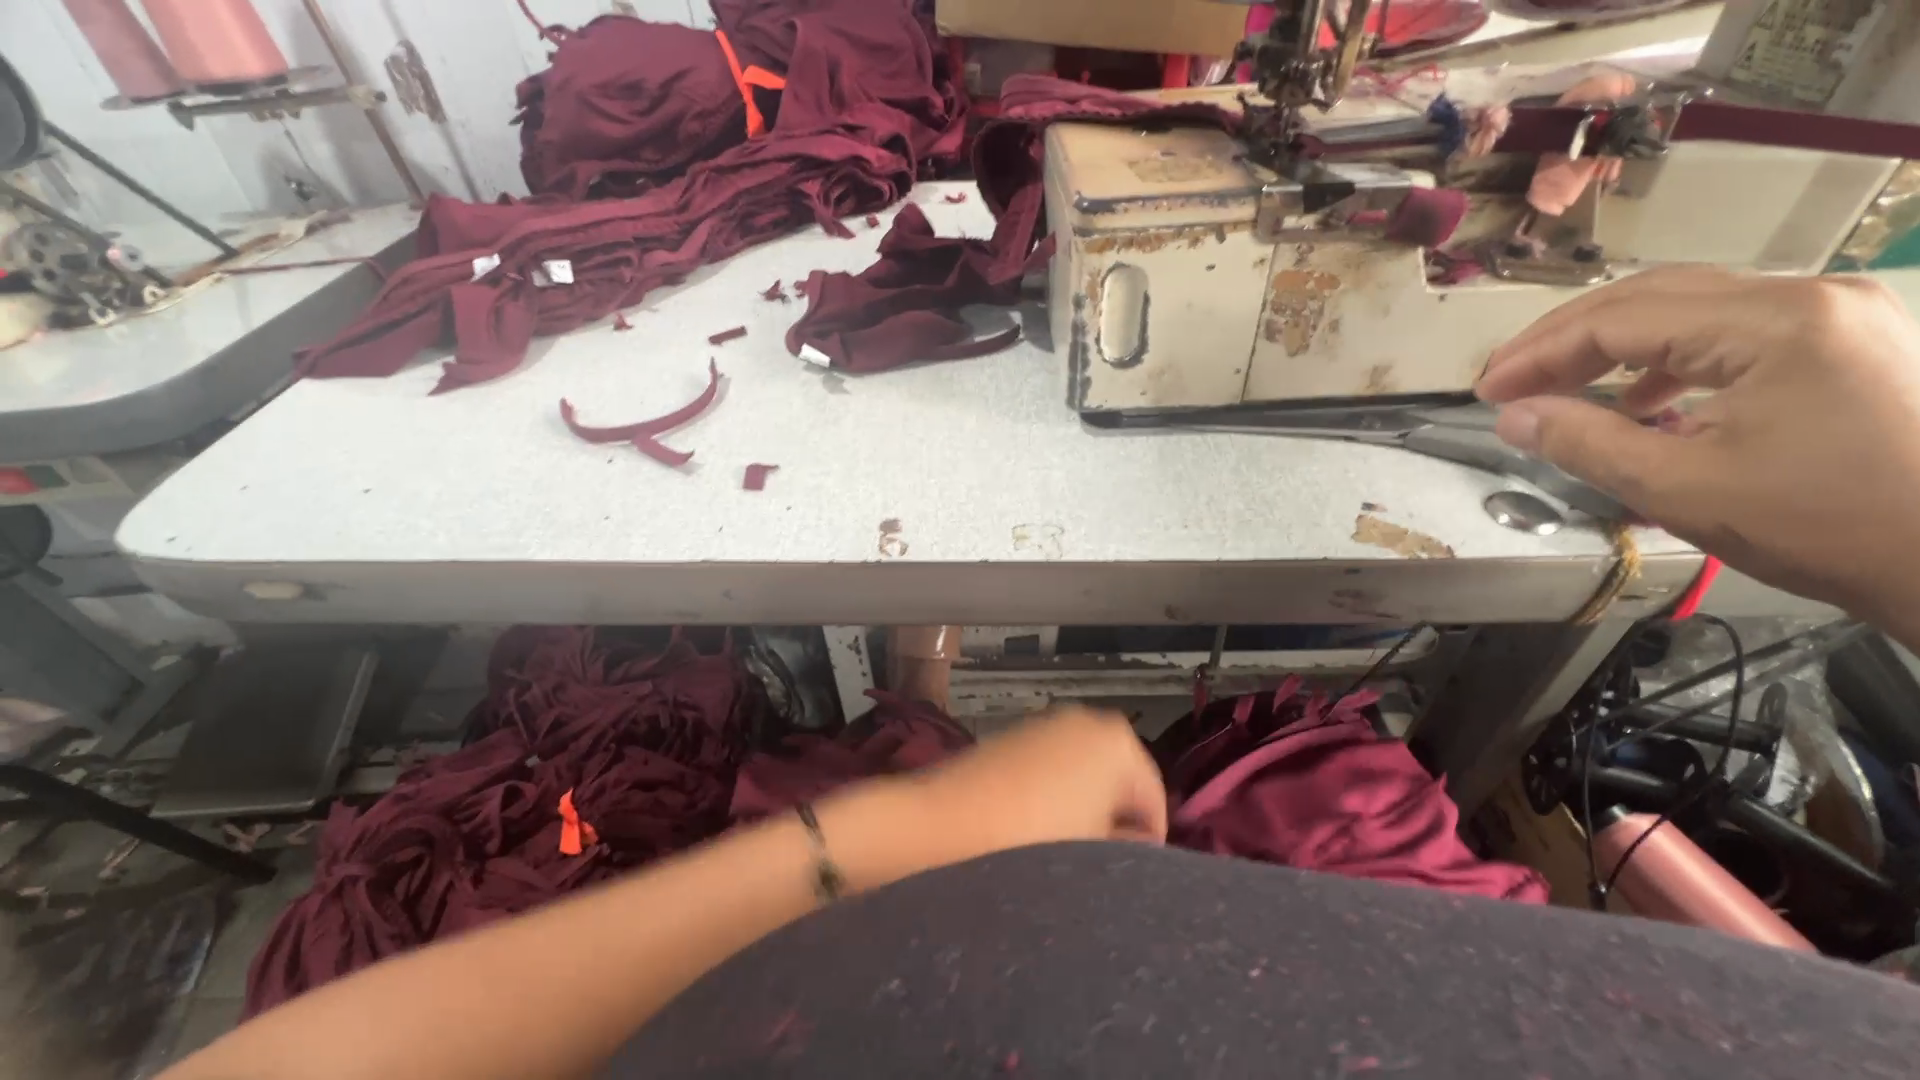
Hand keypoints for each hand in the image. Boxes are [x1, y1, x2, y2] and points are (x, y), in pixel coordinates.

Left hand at [916, 705, 1166, 847]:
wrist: (941, 827)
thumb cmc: (1032, 841)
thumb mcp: (1096, 853)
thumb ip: (1130, 848)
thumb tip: (1135, 846)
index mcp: (1119, 742)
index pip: (1154, 802)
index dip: (1145, 848)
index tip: (1123, 879)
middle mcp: (1087, 720)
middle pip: (1118, 782)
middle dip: (1112, 821)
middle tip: (1092, 866)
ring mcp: (1045, 723)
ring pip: (1082, 775)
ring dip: (1080, 808)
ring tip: (1058, 852)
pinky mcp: (1011, 735)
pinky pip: (1048, 770)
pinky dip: (1049, 795)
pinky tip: (1029, 829)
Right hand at [1475, 267, 1919, 634]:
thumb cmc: (1826, 525)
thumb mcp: (1682, 487)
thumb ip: (1585, 442)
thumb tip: (1513, 417)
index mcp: (1773, 323)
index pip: (1621, 320)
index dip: (1539, 354)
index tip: (1485, 392)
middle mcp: (1809, 297)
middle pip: (1654, 297)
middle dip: (1567, 339)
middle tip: (1507, 381)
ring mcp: (1836, 316)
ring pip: (1691, 309)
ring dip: (1612, 347)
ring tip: (1558, 387)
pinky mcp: (1848, 343)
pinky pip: (1733, 333)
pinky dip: (1668, 360)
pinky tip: (1641, 398)